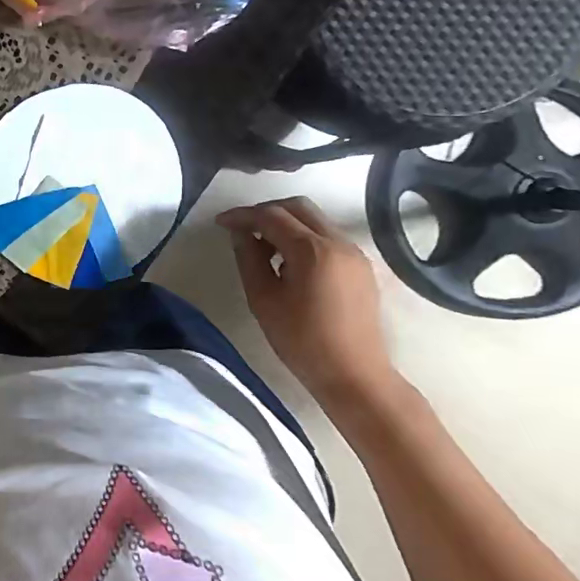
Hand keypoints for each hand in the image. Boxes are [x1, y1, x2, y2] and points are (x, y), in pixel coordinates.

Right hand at [216, 197, 401, 412]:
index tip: (219, 223)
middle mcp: (339, 243)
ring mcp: (355, 254)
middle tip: (240, 228)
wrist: (352, 373)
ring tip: (260, 245)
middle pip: (298, 207)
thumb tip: (240, 233)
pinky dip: (301, 236)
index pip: (272, 216)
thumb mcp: (262, 297)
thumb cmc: (299, 338)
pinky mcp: (360, 267)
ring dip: (284, 223)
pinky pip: (326, 237)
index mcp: (313, 251)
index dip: (242, 215)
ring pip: (315, 220)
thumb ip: (249, 257)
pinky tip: (285, 259)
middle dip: (265, 211)